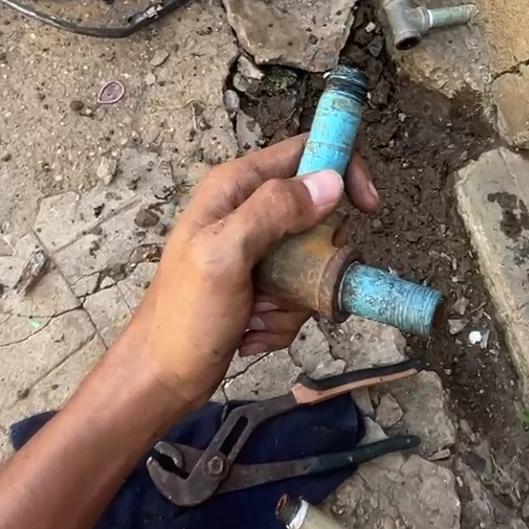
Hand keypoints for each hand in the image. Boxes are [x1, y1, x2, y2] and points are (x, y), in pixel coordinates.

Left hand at [106, 135, 379, 417]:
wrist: (161, 377)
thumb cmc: (185, 315)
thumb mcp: (226, 254)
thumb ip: (273, 211)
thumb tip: (330, 182)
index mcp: (237, 185)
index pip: (305, 151)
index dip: (342, 169)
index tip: (367, 207)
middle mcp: (249, 207)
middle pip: (318, 213)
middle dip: (317, 257)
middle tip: (292, 283)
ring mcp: (257, 247)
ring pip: (314, 259)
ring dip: (297, 296)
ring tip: (258, 313)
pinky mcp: (263, 281)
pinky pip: (301, 291)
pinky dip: (285, 316)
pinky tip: (251, 329)